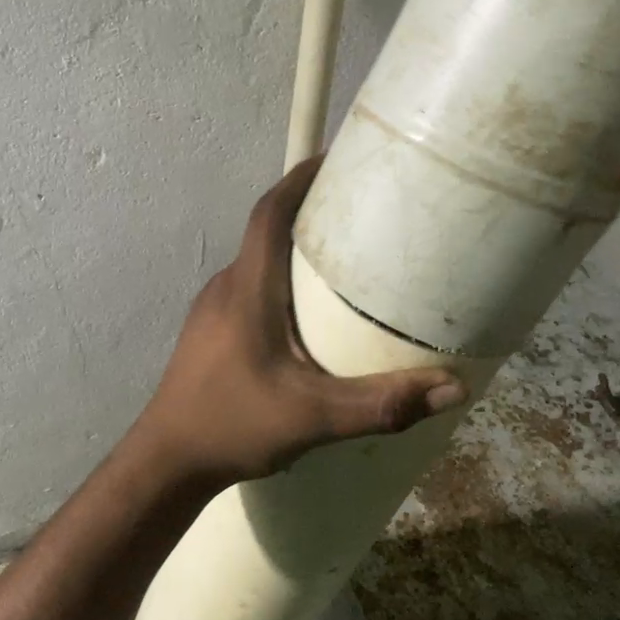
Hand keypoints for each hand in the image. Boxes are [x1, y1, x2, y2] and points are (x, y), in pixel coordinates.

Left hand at [127, 156, 467, 487]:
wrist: (166, 460)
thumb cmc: (233, 425)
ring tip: (345, 261)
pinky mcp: (210, 332)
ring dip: (295, 251)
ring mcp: (212, 310)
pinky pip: (251, 289)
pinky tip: (309, 315)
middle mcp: (226, 287)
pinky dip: (282, 283)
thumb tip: (453, 389)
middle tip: (362, 213)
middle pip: (268, 232)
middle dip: (311, 213)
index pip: (270, 212)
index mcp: (248, 289)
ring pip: (259, 263)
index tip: (335, 159)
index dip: (300, 178)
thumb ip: (381, 404)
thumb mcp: (313, 417)